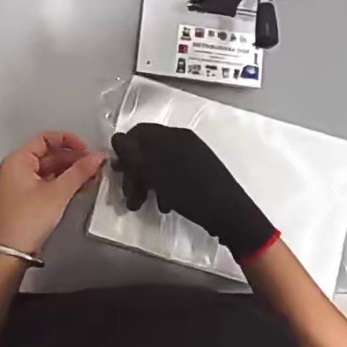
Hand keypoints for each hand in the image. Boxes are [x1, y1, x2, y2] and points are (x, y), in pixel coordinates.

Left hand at [0, 131, 106, 255]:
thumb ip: (79, 172)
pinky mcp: (26, 200)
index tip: (84, 148)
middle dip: (72, 158)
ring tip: (91, 176)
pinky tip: (79, 188)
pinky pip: (47, 184)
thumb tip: (94, 158)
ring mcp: (20, 185)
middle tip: (92, 163)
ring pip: (50, 170)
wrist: (9, 252)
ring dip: (70, 172)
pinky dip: (63, 184)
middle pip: (49, 154)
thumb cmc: (22, 223)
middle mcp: (16, 170)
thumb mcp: (57, 193)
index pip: (45, 138)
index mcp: (17, 161)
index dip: (67, 140)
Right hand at [110, 123, 276, 258]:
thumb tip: (117, 139)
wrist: (229, 213)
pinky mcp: (198, 173)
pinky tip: (162, 204)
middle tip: (127, 194)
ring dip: (145, 183)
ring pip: (158, 165)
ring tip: (140, 204)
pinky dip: (161, 188)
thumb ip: (134, 154)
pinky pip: (171, 175)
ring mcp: (192, 157)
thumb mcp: (156, 172)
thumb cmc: (190, 191)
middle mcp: (183, 141)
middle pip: (147, 150)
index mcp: (173, 136)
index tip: (117, 173)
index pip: (138, 133)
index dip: (123, 151)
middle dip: (134, 172)